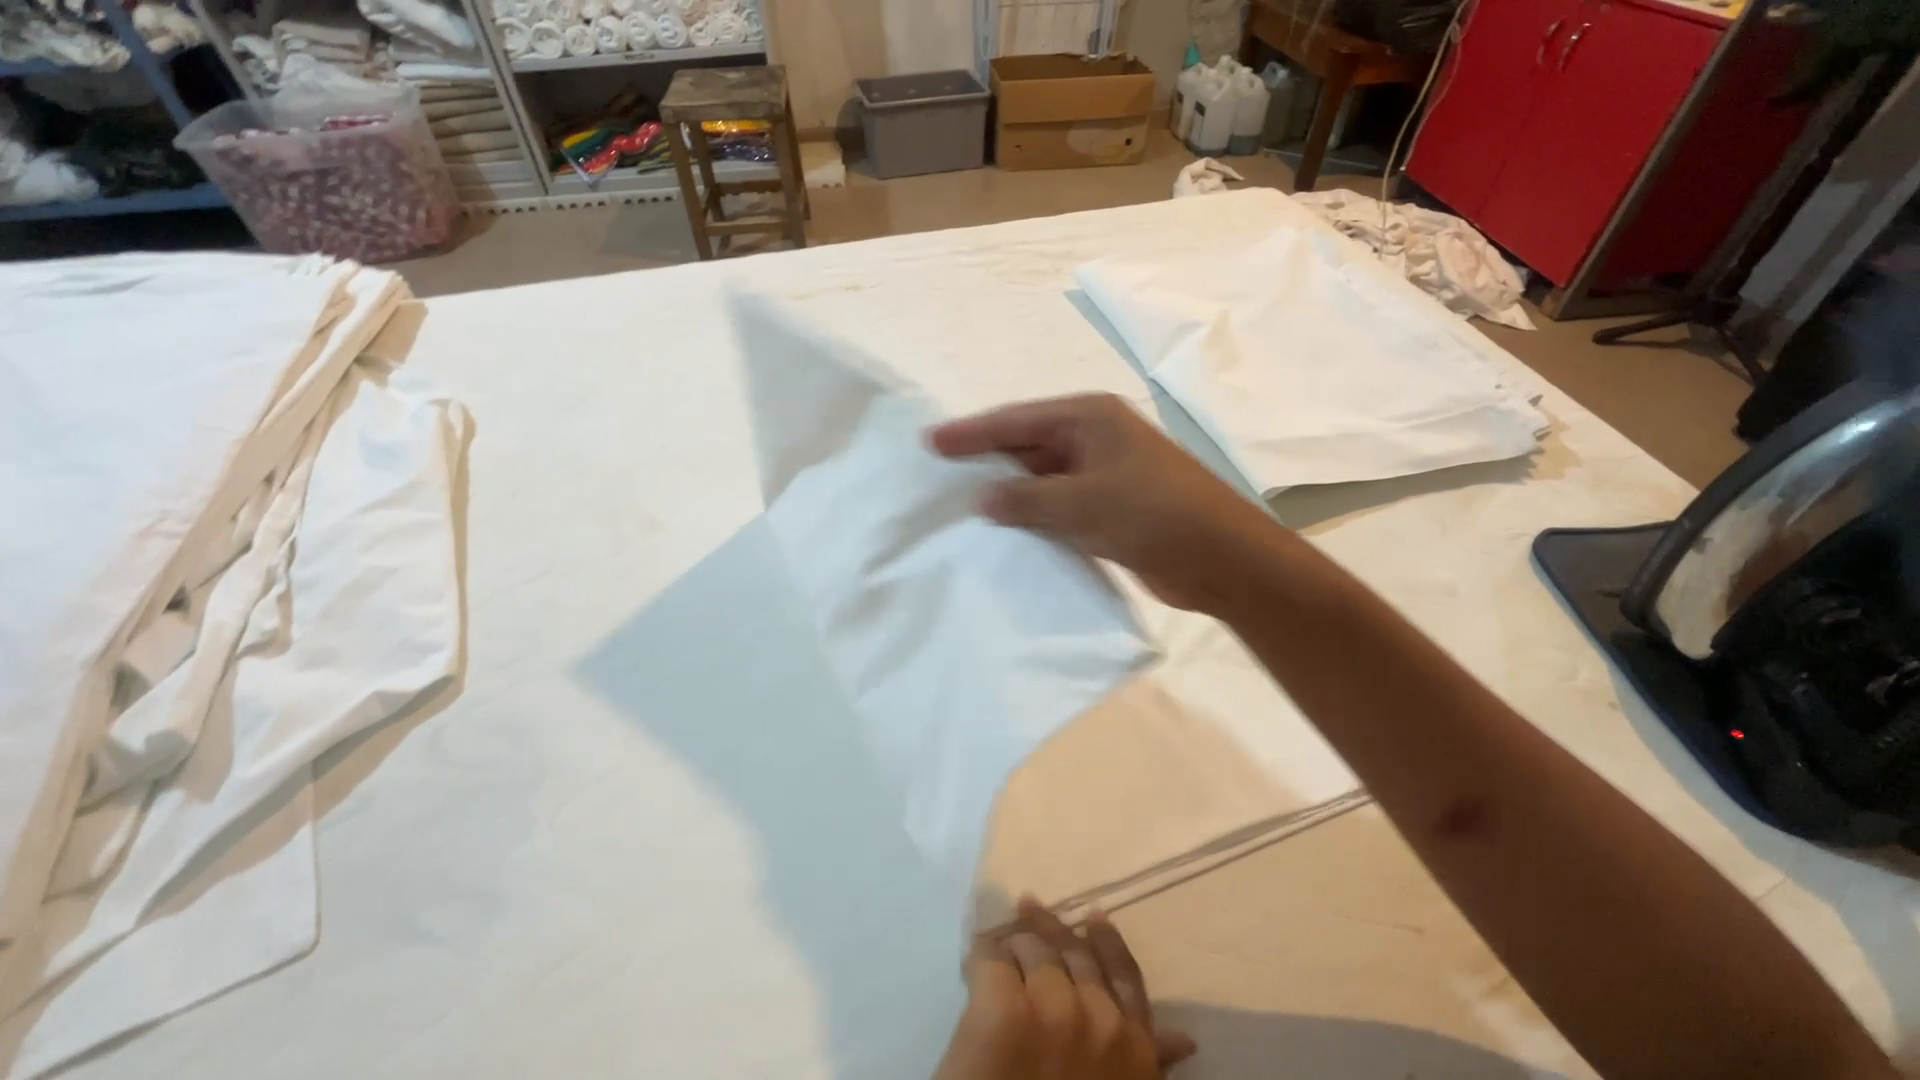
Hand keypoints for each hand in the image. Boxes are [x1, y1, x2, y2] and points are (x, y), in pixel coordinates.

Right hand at [928, 394, 1275, 611]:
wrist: (1223, 560)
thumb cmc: (1154, 513)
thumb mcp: (1083, 501)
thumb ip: (1026, 499)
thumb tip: (982, 499)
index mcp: (1090, 419)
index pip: (1016, 421)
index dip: (972, 432)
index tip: (930, 443)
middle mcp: (1094, 441)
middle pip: (1027, 446)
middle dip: (987, 462)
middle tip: (938, 479)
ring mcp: (1104, 478)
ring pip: (1042, 482)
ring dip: (1010, 496)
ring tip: (959, 511)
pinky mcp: (1110, 513)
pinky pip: (1059, 511)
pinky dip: (1034, 521)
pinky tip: (1005, 537)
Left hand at [933, 898, 1196, 1079]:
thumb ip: (1149, 1059)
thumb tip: (1186, 1040)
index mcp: (1134, 1046)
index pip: (1126, 975)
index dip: (1107, 942)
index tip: (1096, 916)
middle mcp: (1100, 1017)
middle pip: (1073, 953)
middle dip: (1050, 930)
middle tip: (1029, 908)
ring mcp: (1052, 1007)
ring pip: (1031, 947)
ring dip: (1013, 941)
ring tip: (1000, 939)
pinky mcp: (1004, 1007)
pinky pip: (991, 956)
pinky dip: (982, 952)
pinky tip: (976, 957)